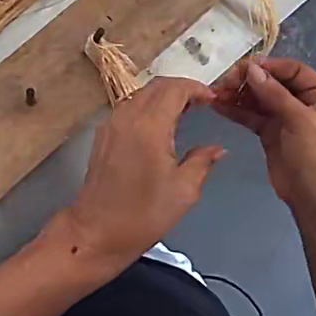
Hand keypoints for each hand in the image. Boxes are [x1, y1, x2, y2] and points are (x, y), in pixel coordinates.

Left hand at [59, 77, 224, 268]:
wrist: (98, 229)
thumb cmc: (144, 213)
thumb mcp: (184, 190)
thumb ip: (202, 161)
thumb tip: (217, 148)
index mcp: (149, 127)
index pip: (173, 89)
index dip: (196, 88)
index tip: (214, 98)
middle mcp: (126, 117)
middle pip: (155, 87)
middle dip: (181, 88)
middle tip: (203, 102)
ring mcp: (110, 124)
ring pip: (140, 95)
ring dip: (163, 96)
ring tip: (186, 111)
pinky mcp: (103, 134)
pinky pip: (128, 108)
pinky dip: (147, 107)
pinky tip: (161, 124)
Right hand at [211, 58, 315, 216]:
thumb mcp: (301, 121)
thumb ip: (274, 93)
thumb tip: (250, 68)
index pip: (294, 71)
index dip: (269, 66)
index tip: (241, 68)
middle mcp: (307, 104)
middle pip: (273, 83)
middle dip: (248, 81)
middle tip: (222, 83)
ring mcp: (288, 120)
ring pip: (259, 99)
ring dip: (238, 95)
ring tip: (214, 94)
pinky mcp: (271, 134)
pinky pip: (252, 116)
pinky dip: (236, 110)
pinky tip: (218, 106)